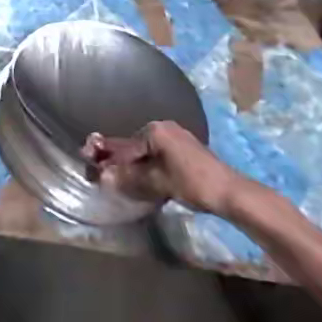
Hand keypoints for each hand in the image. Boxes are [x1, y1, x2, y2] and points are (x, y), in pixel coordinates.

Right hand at [81, 121, 240, 213]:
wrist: (230, 193)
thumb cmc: (192, 183)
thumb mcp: (157, 182)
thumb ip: (128, 178)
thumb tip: (102, 177)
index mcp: (155, 130)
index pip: (124, 146)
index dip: (107, 158)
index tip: (90, 165)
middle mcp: (164, 128)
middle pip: (134, 147)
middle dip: (119, 161)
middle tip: (104, 176)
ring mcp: (176, 138)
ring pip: (146, 153)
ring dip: (134, 166)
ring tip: (120, 180)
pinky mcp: (185, 151)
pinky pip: (157, 157)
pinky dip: (148, 167)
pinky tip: (143, 180)